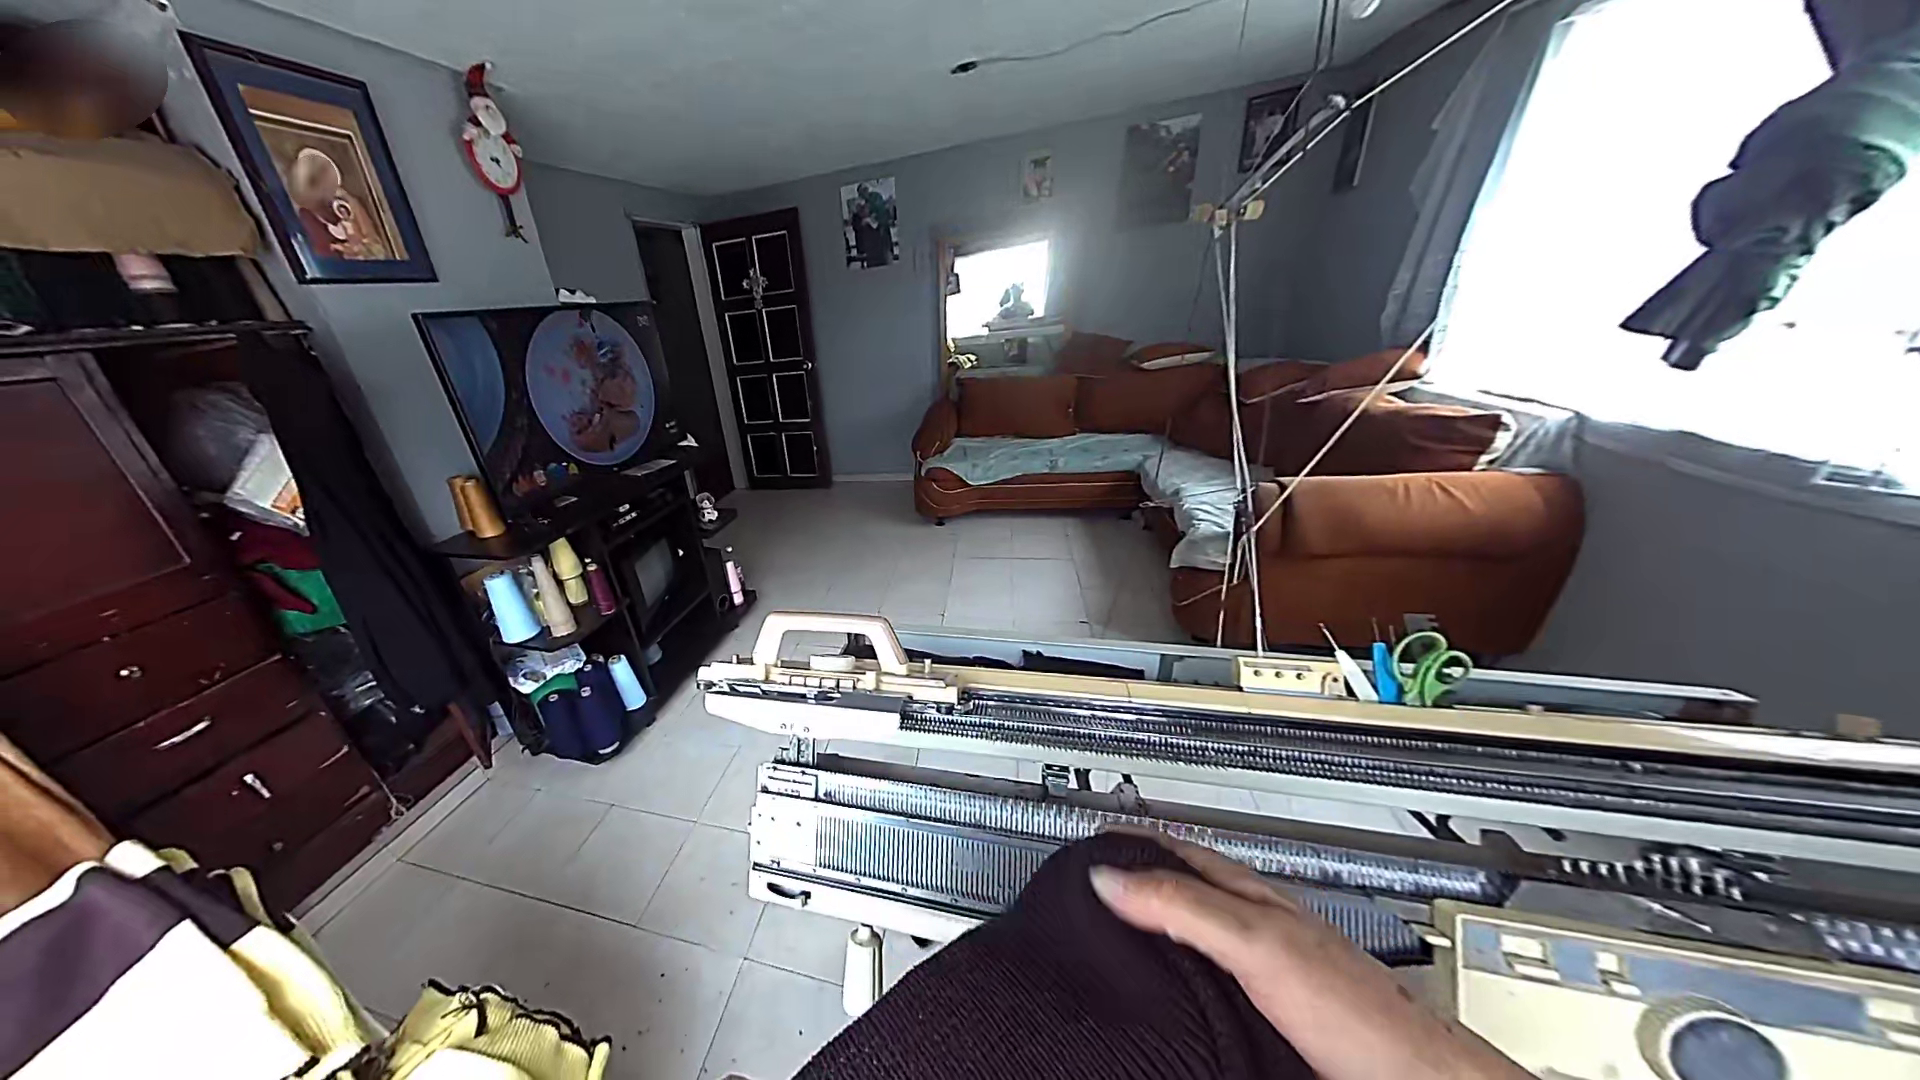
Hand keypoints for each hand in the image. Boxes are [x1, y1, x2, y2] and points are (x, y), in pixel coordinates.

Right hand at [1089, 830, 1528, 1079]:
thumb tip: (1107, 875)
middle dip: (1130, 876)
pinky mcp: (1261, 1010)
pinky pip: (1200, 977)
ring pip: (1188, 930)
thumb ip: (1181, 904)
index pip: (1170, 847)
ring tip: (1114, 924)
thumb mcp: (1253, 943)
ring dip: (1149, 924)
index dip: (1127, 839)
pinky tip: (1165, 989)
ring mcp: (1255, 965)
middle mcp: (1247, 921)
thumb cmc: (1357, 1012)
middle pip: (1176, 883)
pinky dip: (1171, 971)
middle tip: (1090, 877)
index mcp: (1241, 891)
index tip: (1087, 838)